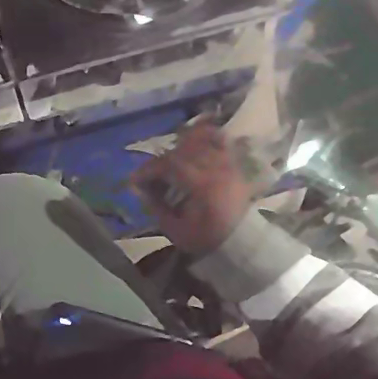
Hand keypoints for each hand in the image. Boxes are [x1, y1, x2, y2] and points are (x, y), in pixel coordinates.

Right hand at [132, 123, 255, 254]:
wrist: (242, 241)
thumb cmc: (207, 238)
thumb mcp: (176, 230)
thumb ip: (157, 206)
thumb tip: (140, 189)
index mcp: (202, 185)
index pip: (170, 165)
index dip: (149, 170)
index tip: (135, 179)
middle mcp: (216, 167)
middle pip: (182, 151)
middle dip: (162, 161)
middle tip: (152, 176)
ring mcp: (228, 163)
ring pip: (200, 140)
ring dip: (180, 148)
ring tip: (171, 164)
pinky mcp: (234, 164)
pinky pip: (220, 140)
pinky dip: (205, 137)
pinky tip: (193, 143)